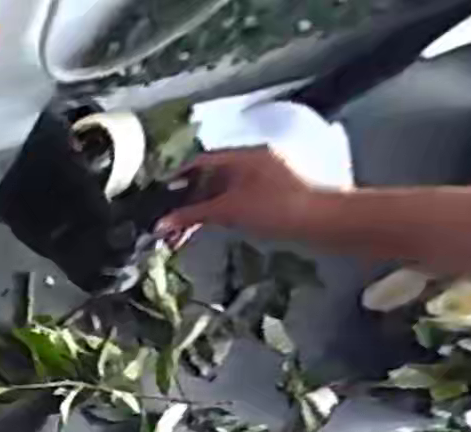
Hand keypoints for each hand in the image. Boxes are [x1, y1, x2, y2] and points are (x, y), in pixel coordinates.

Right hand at [158, 147, 329, 237]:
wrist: (313, 220)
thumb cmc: (270, 207)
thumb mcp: (225, 211)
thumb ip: (189, 216)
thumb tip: (158, 225)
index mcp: (243, 157)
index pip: (200, 161)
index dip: (176, 176)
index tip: (157, 194)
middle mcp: (249, 163)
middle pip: (205, 179)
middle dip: (181, 202)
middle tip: (162, 221)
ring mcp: (255, 180)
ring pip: (213, 194)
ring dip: (192, 213)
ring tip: (174, 235)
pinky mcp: (259, 197)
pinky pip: (224, 202)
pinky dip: (207, 215)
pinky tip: (193, 231)